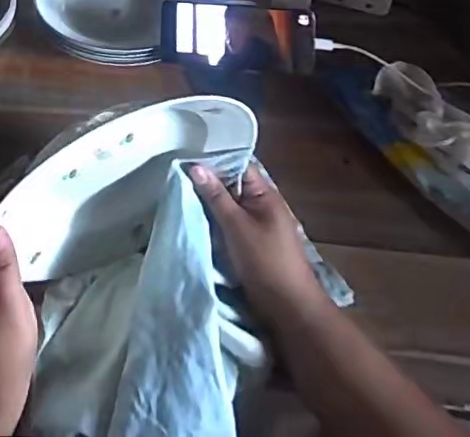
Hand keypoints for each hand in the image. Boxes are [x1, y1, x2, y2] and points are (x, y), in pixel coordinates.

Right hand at [188, 163, 328, 320]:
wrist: (291, 311)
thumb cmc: (266, 263)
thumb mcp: (236, 226)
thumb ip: (216, 196)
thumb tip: (196, 166)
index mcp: (266, 195)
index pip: (238, 165)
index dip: (214, 160)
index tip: (186, 158)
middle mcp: (263, 205)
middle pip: (232, 183)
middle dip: (208, 181)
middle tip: (178, 175)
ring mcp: (259, 224)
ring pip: (229, 203)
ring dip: (209, 201)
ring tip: (181, 192)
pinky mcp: (252, 242)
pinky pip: (230, 221)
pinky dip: (215, 219)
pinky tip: (196, 217)